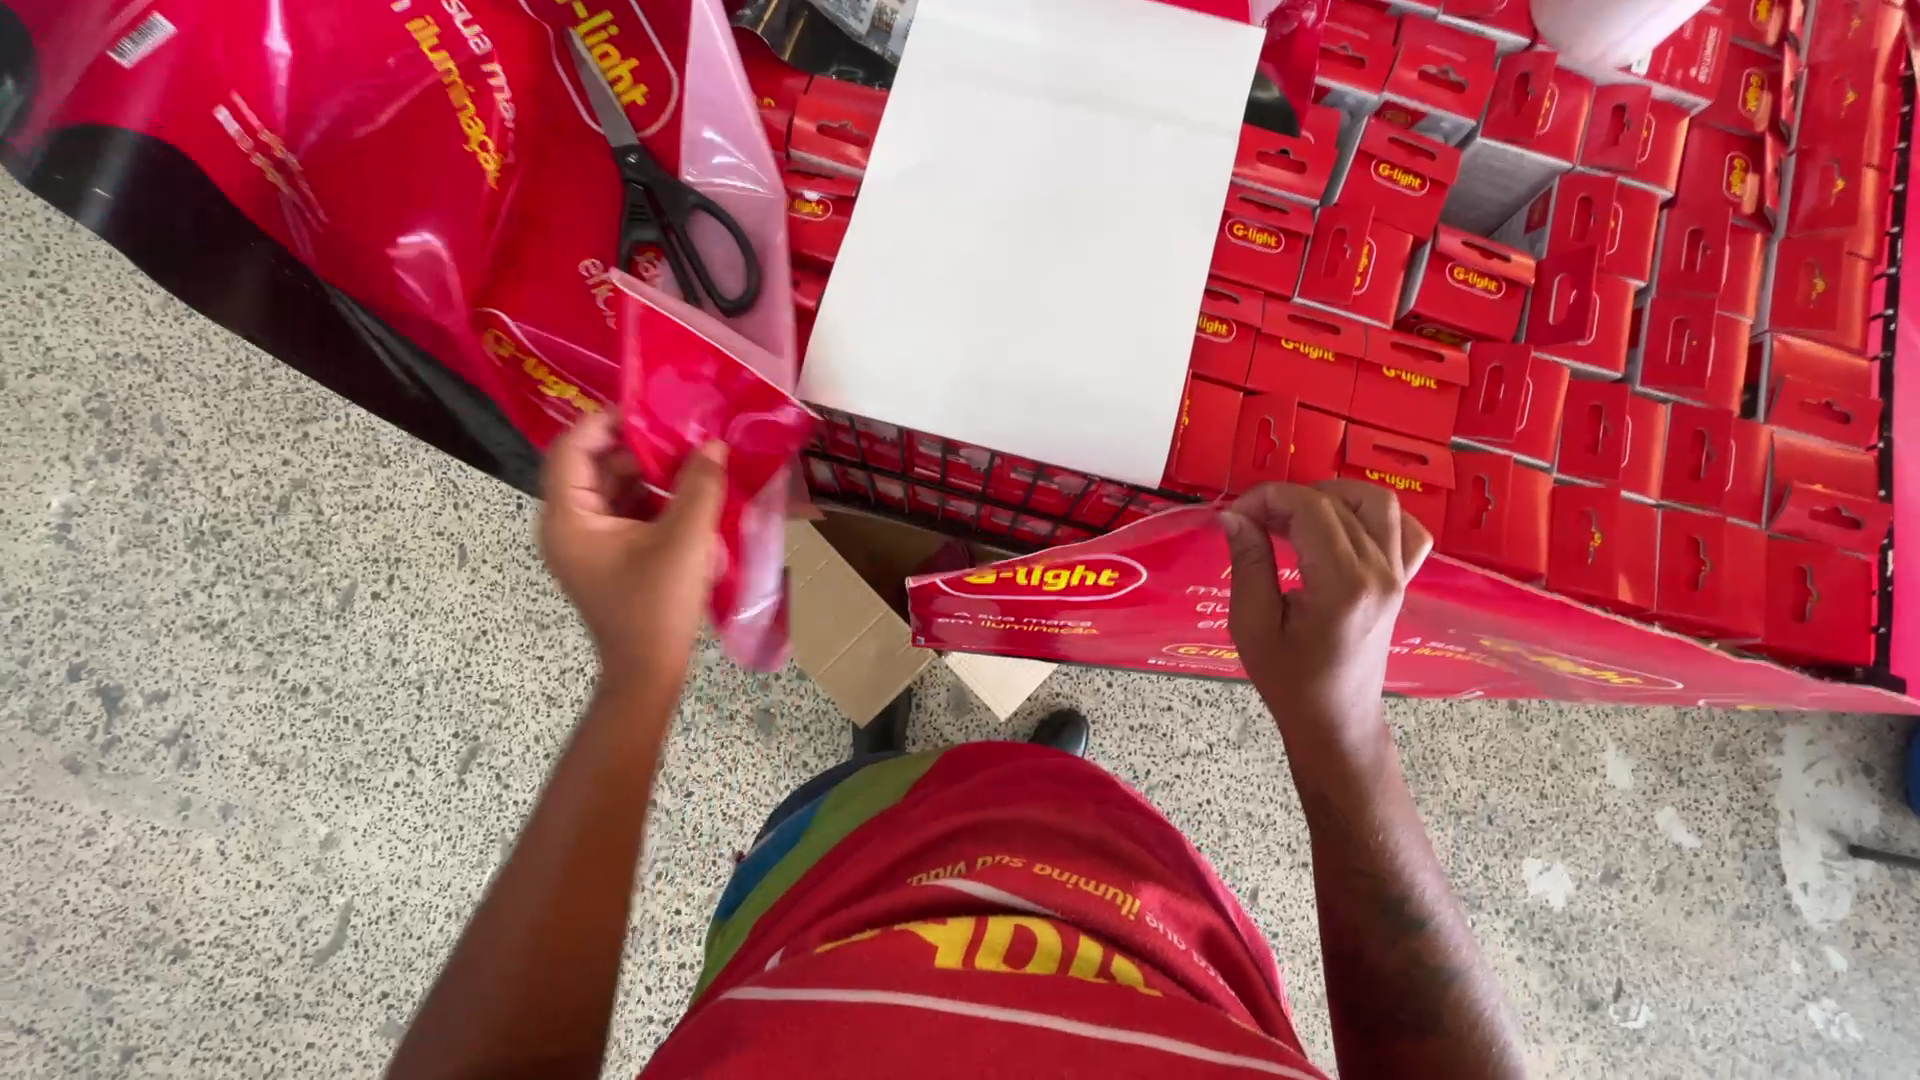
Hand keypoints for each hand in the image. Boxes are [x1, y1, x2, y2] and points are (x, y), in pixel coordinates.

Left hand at [538, 411, 726, 690]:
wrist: (648, 673)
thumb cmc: (656, 608)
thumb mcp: (683, 542)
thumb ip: (699, 487)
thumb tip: (715, 446)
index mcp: (568, 518)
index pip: (572, 449)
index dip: (606, 422)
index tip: (651, 408)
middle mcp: (568, 526)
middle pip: (595, 467)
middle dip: (640, 448)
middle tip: (685, 433)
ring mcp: (588, 544)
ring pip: (615, 490)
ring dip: (652, 474)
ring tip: (694, 460)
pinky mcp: (610, 557)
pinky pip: (627, 513)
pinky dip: (655, 500)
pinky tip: (691, 496)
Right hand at [1220, 481, 1430, 741]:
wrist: (1335, 719)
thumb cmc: (1289, 680)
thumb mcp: (1252, 625)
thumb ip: (1248, 564)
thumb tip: (1235, 516)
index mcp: (1342, 586)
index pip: (1310, 509)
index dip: (1268, 498)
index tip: (1235, 515)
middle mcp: (1380, 573)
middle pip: (1339, 502)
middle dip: (1288, 498)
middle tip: (1254, 521)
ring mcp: (1398, 575)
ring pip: (1378, 504)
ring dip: (1332, 497)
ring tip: (1294, 517)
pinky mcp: (1402, 581)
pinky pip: (1404, 530)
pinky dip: (1373, 517)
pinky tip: (1342, 528)